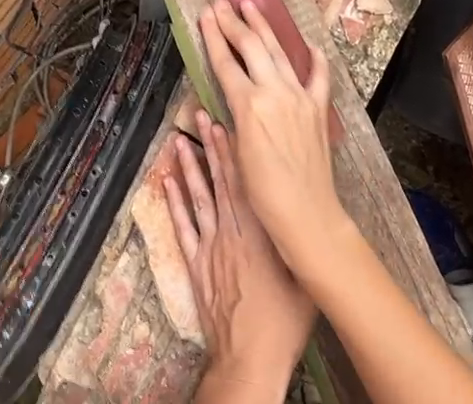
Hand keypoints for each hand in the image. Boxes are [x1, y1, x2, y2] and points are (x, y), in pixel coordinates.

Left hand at [165, 112, 314, 399]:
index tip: (227, 123)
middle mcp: (233, 232)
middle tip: (201, 116)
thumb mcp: (305, 278)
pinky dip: (174, 202)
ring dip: (190, 167)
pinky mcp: (196, 265)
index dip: (234, 150)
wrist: (250, 356)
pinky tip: (167, 182)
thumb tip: (305, 213)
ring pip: (198, 197)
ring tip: (180, 140)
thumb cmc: (285, 322)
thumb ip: (300, 242)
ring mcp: (211, 246)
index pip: (245, 181)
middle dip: (211, 146)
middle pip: (220, 181)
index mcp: (261, 232)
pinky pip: (183, 226)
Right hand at [200, 0, 343, 273]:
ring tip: (252, 7)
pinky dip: (315, 57)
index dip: (214, 36)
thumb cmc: (263, 193)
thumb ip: (233, 115)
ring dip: (264, 27)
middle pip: (251, 47)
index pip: (225, 62)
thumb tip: (230, 93)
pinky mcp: (318, 109)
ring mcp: (300, 97)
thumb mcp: (237, 151)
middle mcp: (275, 92)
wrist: (306, 212)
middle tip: (222, 4)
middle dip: (234, 23)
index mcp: (249, 104)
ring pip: (279, 52)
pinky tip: (310, 44)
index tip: (206, 15)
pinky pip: (318, 76)